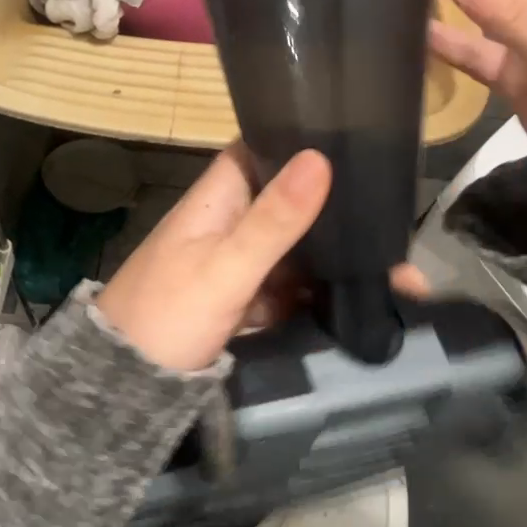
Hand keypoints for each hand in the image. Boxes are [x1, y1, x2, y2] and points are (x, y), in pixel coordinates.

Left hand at [96, 147, 420, 370]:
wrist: (124, 386)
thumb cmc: (168, 314)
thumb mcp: (224, 267)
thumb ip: (273, 219)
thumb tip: (320, 157)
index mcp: (219, 195)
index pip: (265, 146)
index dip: (306, 141)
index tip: (360, 140)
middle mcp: (232, 218)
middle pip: (291, 200)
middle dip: (338, 210)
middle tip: (398, 224)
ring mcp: (241, 260)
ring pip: (297, 245)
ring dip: (338, 255)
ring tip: (402, 269)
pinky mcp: (248, 298)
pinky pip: (292, 285)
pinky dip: (322, 291)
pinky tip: (368, 299)